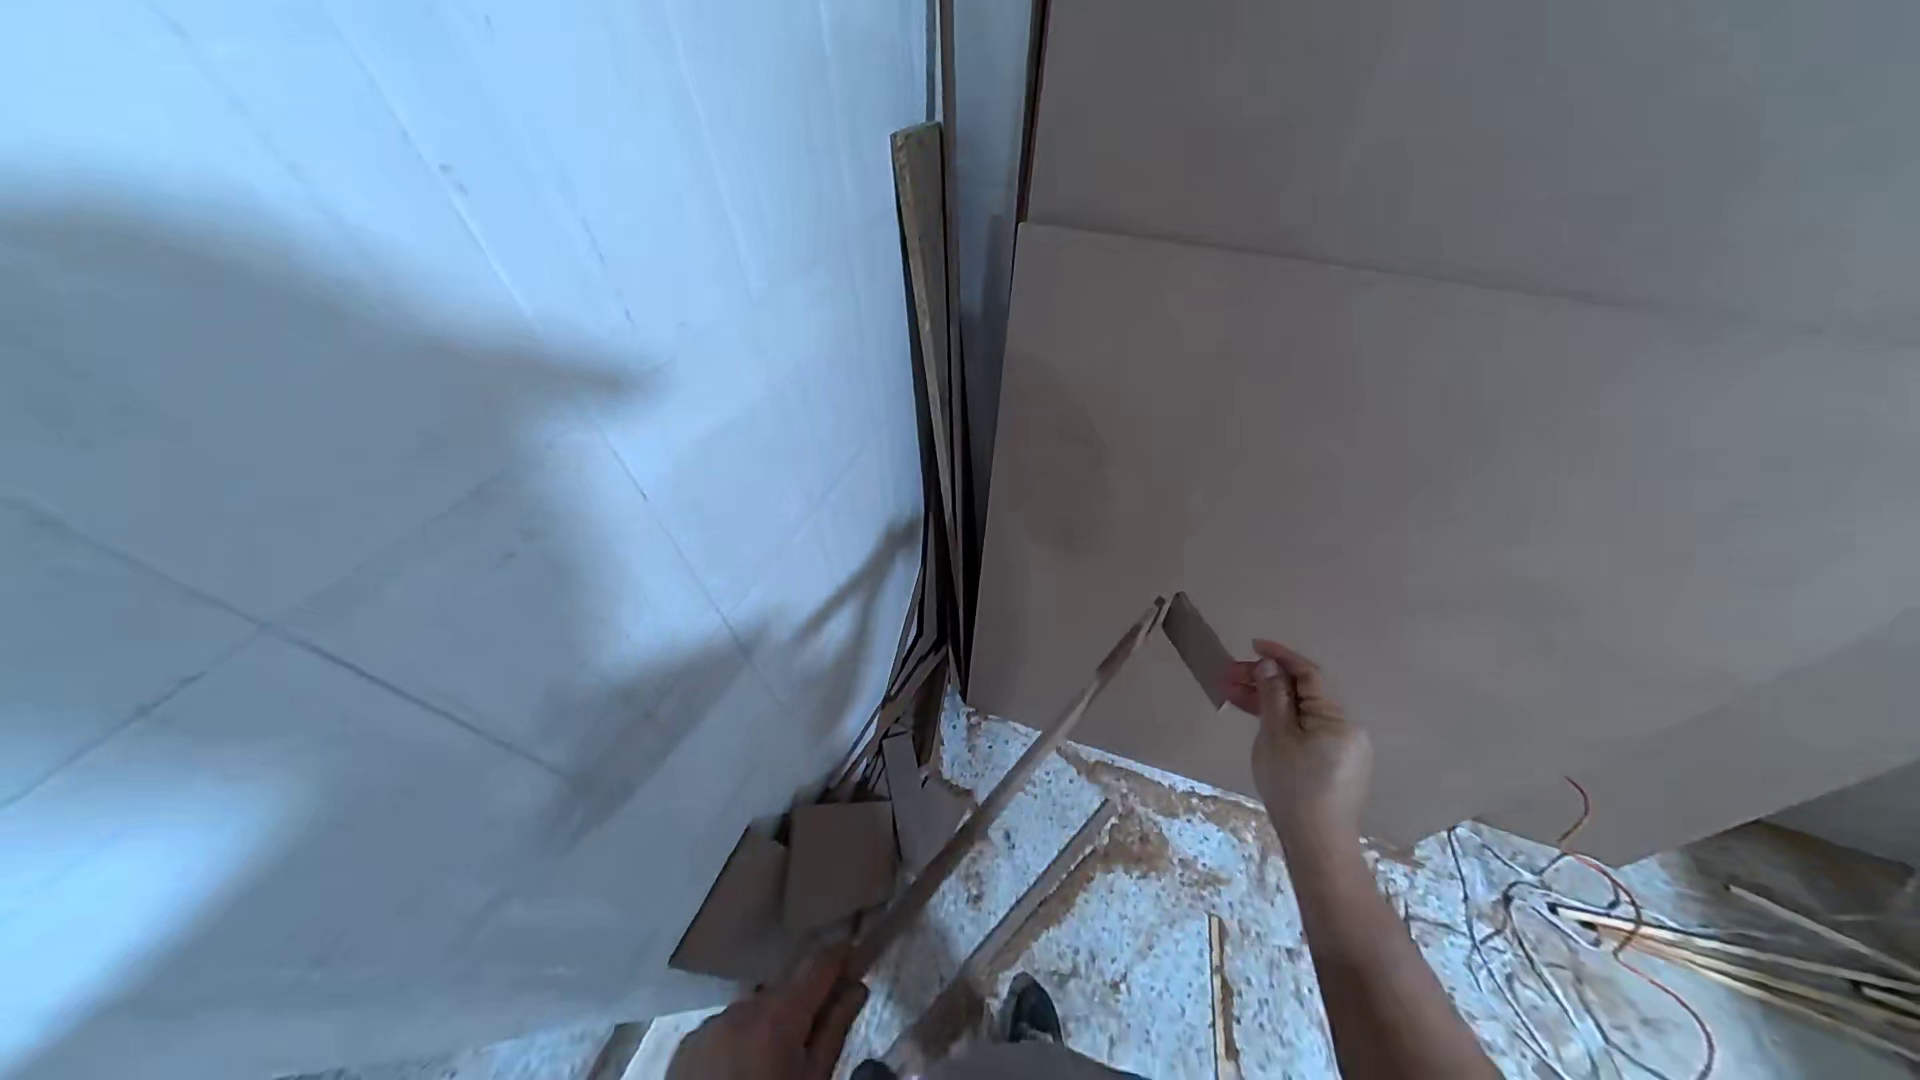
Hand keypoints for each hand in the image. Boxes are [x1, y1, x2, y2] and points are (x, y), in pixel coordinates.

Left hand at [666, 944, 869, 1079]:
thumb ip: (834, 1031)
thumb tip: (856, 988)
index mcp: (778, 1016)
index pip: (819, 963)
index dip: (841, 955)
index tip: (856, 953)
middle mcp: (742, 1008)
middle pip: (786, 988)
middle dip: (805, 1001)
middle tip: (816, 1030)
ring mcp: (710, 1025)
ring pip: (755, 1008)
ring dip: (771, 1022)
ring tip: (773, 1062)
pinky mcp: (686, 1046)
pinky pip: (724, 1028)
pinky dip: (740, 1039)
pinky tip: (742, 1072)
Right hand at [1226, 639, 1372, 846]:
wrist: (1316, 842)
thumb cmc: (1293, 785)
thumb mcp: (1276, 735)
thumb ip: (1273, 696)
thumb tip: (1269, 665)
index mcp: (1336, 717)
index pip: (1308, 674)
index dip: (1280, 656)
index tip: (1252, 645)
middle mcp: (1345, 728)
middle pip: (1303, 693)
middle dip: (1266, 680)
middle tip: (1229, 675)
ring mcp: (1342, 747)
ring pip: (1301, 712)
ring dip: (1268, 700)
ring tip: (1232, 693)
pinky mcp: (1334, 764)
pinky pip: (1305, 730)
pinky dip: (1280, 720)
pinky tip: (1256, 717)